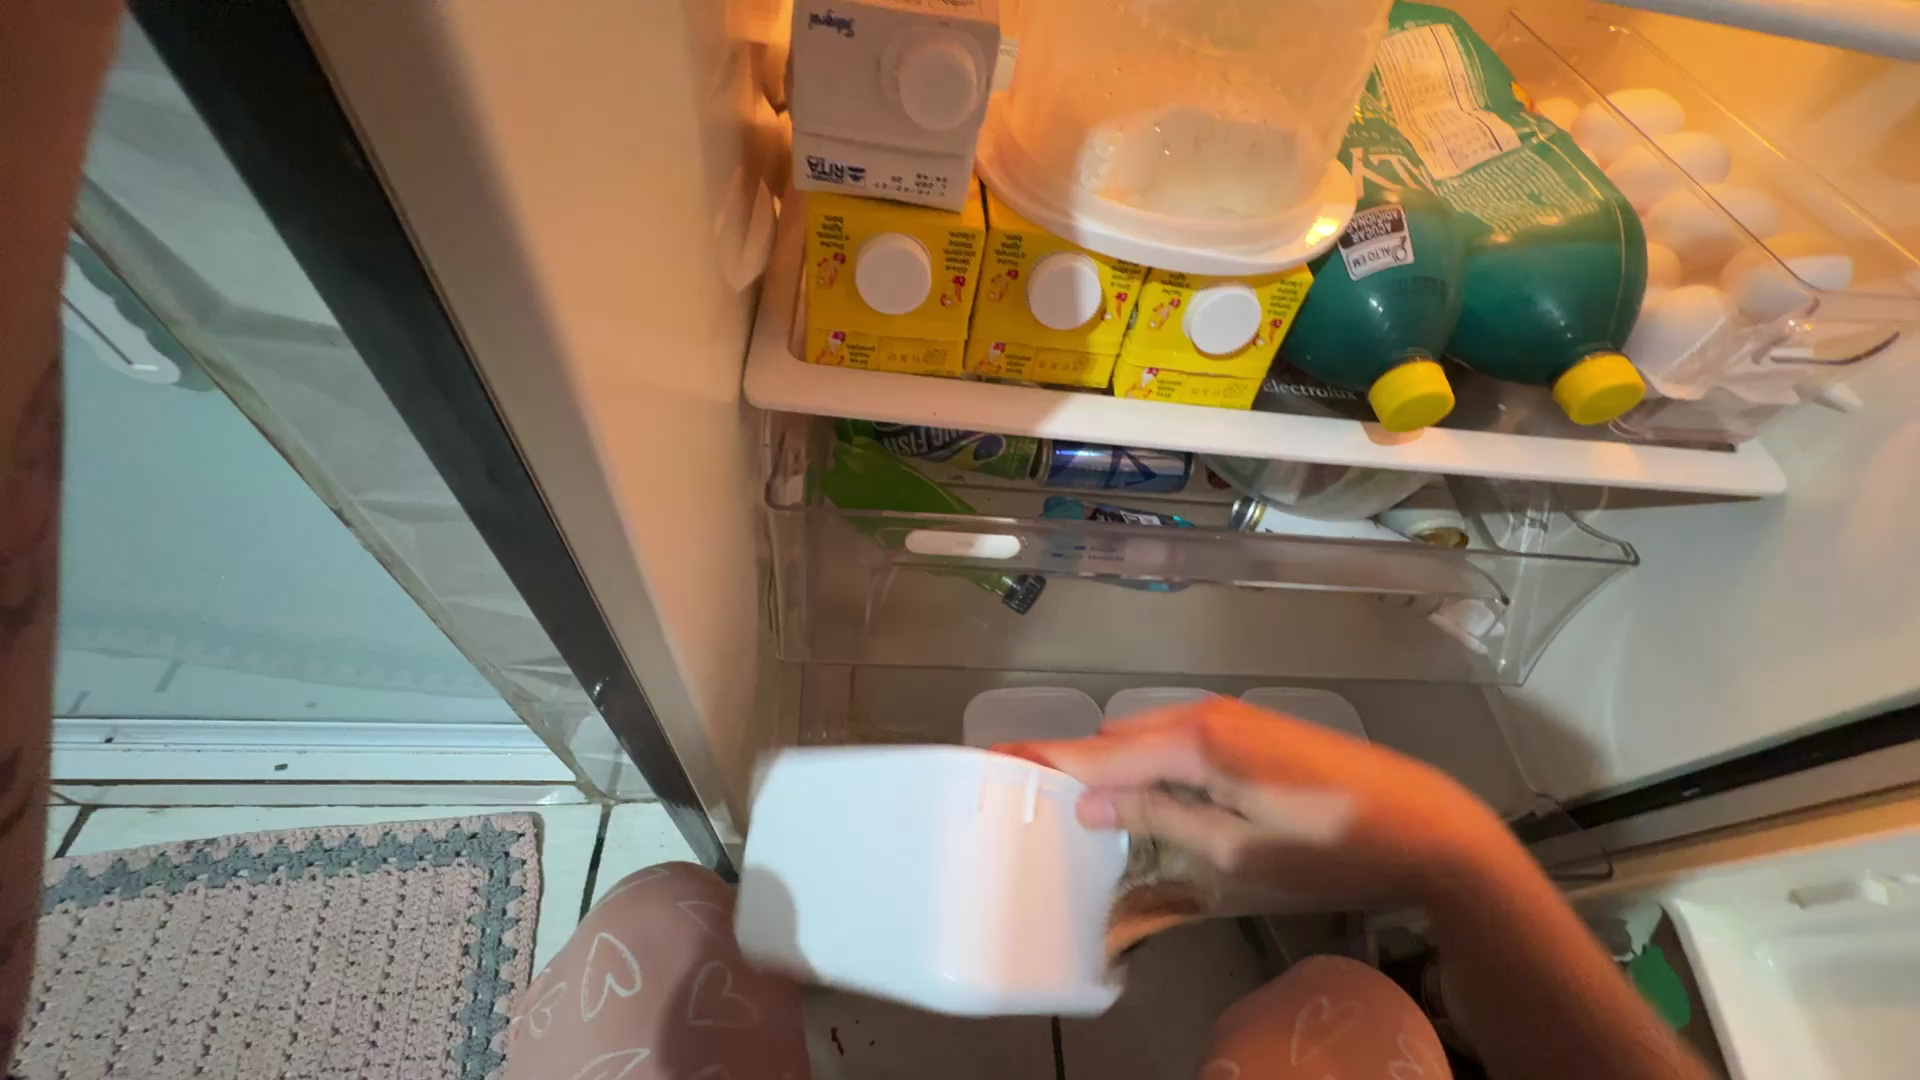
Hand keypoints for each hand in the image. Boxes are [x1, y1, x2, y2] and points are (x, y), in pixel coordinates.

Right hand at [1001, 695, 1514, 913]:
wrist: (1425, 826)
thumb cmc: (1328, 845)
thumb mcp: (1237, 847)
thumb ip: (1159, 816)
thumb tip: (1090, 803)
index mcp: (1194, 740)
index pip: (1099, 749)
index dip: (1045, 757)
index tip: (995, 761)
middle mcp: (1200, 713)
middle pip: (1116, 735)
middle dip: (1077, 764)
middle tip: (1042, 804)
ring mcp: (1225, 714)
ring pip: (1144, 734)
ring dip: (1114, 764)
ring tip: (1087, 804)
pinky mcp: (1243, 726)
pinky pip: (1172, 737)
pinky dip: (1146, 761)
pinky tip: (1146, 793)